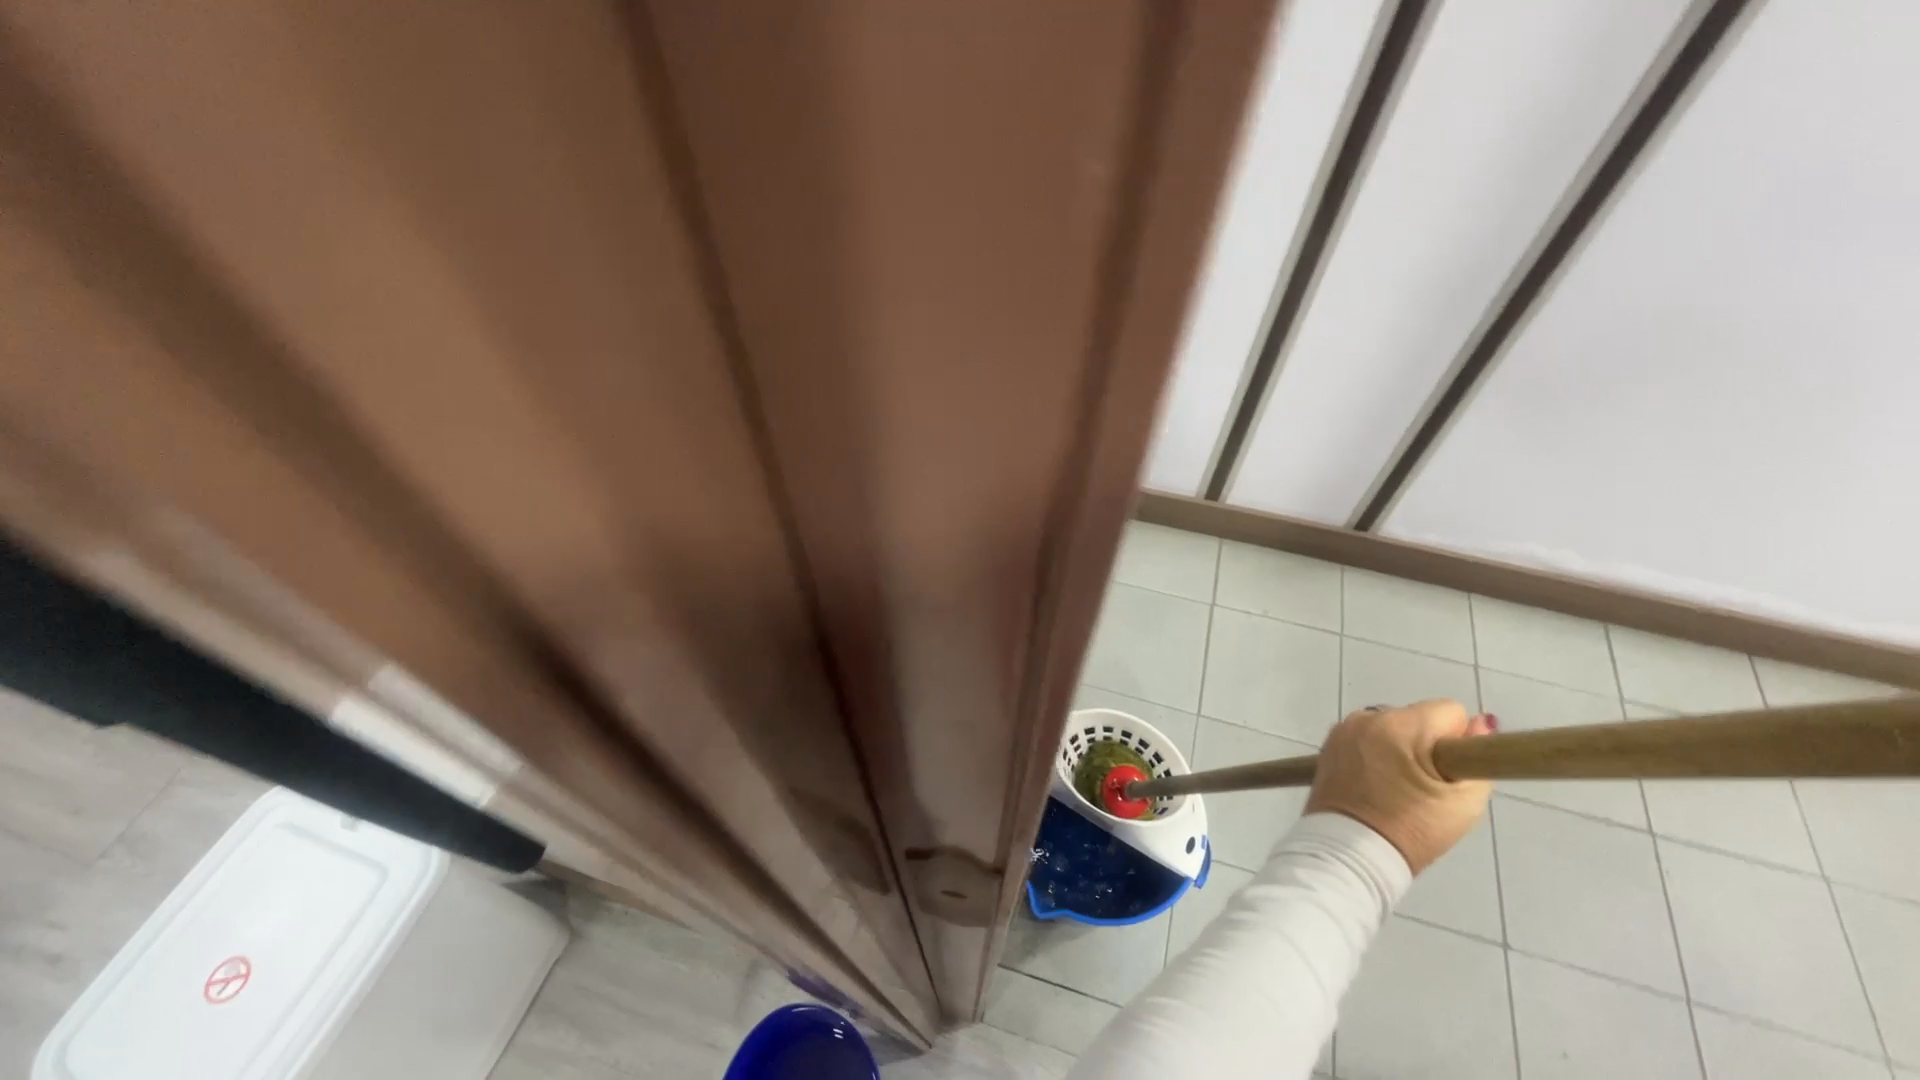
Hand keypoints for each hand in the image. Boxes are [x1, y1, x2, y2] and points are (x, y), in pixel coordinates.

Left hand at [1304, 700, 1493, 873]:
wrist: (1350, 853)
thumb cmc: (1412, 830)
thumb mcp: (1462, 802)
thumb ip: (1478, 757)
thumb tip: (1483, 722)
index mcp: (1399, 724)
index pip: (1449, 711)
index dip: (1459, 741)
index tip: (1450, 771)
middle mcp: (1366, 717)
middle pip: (1417, 718)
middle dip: (1427, 744)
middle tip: (1424, 785)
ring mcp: (1342, 730)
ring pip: (1391, 727)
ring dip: (1400, 748)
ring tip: (1398, 788)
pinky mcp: (1328, 745)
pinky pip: (1366, 739)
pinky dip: (1376, 754)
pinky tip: (1376, 784)